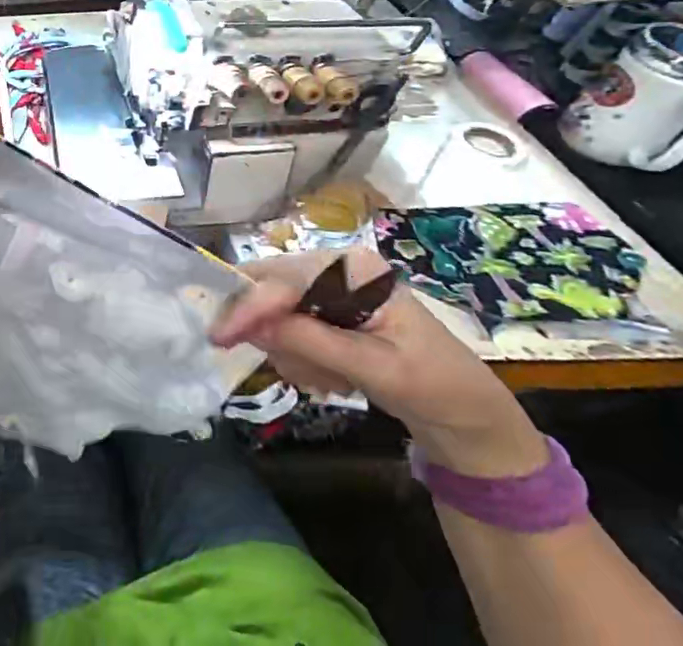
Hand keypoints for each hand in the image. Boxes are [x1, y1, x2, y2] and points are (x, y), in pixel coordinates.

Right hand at [212, 247, 548, 478]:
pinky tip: (334, 376)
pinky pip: (282, 330)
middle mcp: (334, 267)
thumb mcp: (376, 368)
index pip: (286, 281)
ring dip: (293, 353)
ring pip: (271, 314)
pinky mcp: (321, 311)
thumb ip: (313, 342)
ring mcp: (325, 288)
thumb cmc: (434, 385)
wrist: (464, 414)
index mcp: (354, 268)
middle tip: (305, 372)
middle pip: (270, 290)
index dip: (249, 306)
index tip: (218, 336)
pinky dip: (299, 358)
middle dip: (276, 334)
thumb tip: (253, 325)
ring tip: (335, 380)